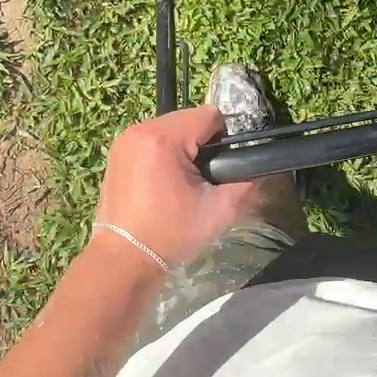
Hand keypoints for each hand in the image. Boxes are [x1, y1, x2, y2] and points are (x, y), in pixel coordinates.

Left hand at [94, 106, 261, 268]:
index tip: (223, 165)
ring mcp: (125, 141)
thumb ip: (245, 182)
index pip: (209, 115)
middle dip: (202, 142)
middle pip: (188, 119)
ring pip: (169, 128)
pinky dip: (164, 153)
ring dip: (183, 147)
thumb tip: (259, 169)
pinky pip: (151, 140)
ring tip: (186, 181)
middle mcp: (140, 130)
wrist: (124, 261)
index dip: (224, 137)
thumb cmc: (171, 234)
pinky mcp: (117, 153)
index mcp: (163, 138)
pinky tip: (166, 182)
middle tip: (205, 178)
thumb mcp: (218, 210)